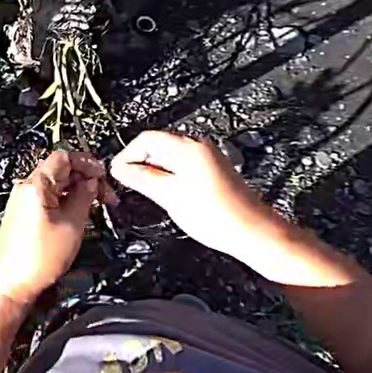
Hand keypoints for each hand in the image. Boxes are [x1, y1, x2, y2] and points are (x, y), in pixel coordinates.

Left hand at [0, 150, 115, 305]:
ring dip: (77, 189)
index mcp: (35, 186)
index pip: (63, 157)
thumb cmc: (36, 259)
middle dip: (86, 178)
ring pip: (56, 183)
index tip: (103, 175)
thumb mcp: (72, 225)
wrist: (12, 283)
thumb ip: (85, 197)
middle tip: (105, 194)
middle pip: (61, 169)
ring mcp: (24, 200)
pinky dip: (66, 199)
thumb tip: (92, 183)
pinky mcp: (25, 212)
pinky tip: (79, 212)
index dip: (87, 163)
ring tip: (95, 205)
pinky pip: (49, 196)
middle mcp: (26, 188)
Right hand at [109, 131, 278, 258]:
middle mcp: (199, 148)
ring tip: (147, 192)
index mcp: (188, 147)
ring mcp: (207, 160)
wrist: (254, 233)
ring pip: (169, 158)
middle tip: (127, 183)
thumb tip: (120, 168)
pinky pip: (181, 168)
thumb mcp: (169, 196)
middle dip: (139, 162)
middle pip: (157, 145)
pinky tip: (168, 196)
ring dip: (153, 171)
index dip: (127, 154)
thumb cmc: (218, 216)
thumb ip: (141, 178)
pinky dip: (168, 178)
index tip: (117, 173)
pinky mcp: (212, 173)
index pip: (146, 138)